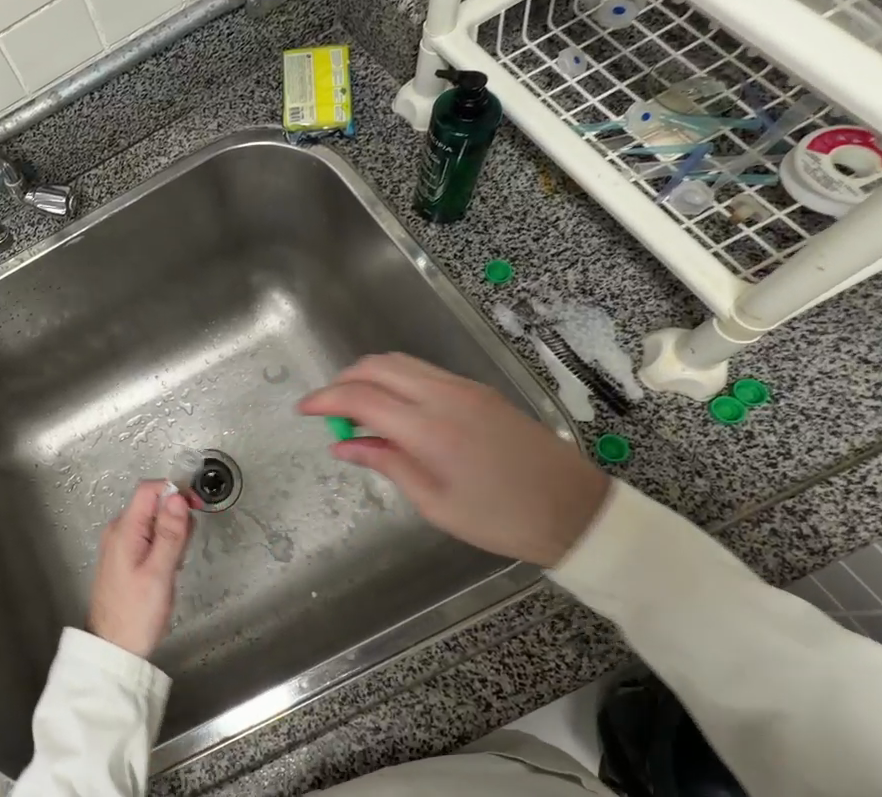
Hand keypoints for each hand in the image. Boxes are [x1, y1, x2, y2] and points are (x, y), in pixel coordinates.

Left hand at [87, 481, 193, 657]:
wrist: (113, 648)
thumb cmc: (136, 613)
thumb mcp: (159, 572)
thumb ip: (170, 533)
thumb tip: (177, 497)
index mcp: (125, 528)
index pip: (148, 490)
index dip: (174, 492)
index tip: (196, 508)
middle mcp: (119, 530)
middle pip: (152, 504)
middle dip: (175, 518)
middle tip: (183, 549)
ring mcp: (120, 544)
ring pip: (152, 522)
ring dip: (170, 535)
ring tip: (174, 565)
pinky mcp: (124, 558)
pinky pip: (147, 538)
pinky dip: (162, 547)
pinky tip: (166, 570)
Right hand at [299, 353, 609, 566]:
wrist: (578, 511)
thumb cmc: (502, 519)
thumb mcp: (435, 503)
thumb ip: (385, 464)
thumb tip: (343, 444)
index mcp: (430, 429)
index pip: (360, 397)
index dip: (324, 400)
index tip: (303, 411)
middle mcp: (444, 396)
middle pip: (376, 366)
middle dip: (342, 381)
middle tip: (327, 410)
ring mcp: (464, 387)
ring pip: (399, 361)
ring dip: (368, 376)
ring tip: (356, 408)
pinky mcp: (478, 389)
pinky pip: (422, 370)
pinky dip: (394, 379)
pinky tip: (392, 408)